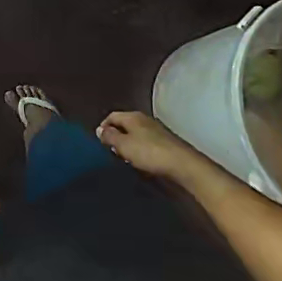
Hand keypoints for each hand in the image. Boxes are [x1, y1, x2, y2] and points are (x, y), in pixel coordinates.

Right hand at [96, 111, 213, 183]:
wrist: (182, 164)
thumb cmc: (149, 152)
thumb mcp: (124, 145)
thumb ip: (110, 136)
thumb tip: (100, 129)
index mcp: (132, 116)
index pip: (112, 116)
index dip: (103, 127)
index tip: (100, 142)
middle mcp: (144, 119)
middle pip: (124, 124)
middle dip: (116, 136)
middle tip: (111, 151)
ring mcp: (156, 130)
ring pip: (135, 134)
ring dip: (128, 144)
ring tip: (124, 158)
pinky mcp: (164, 142)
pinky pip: (145, 142)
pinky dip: (139, 150)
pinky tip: (140, 161)